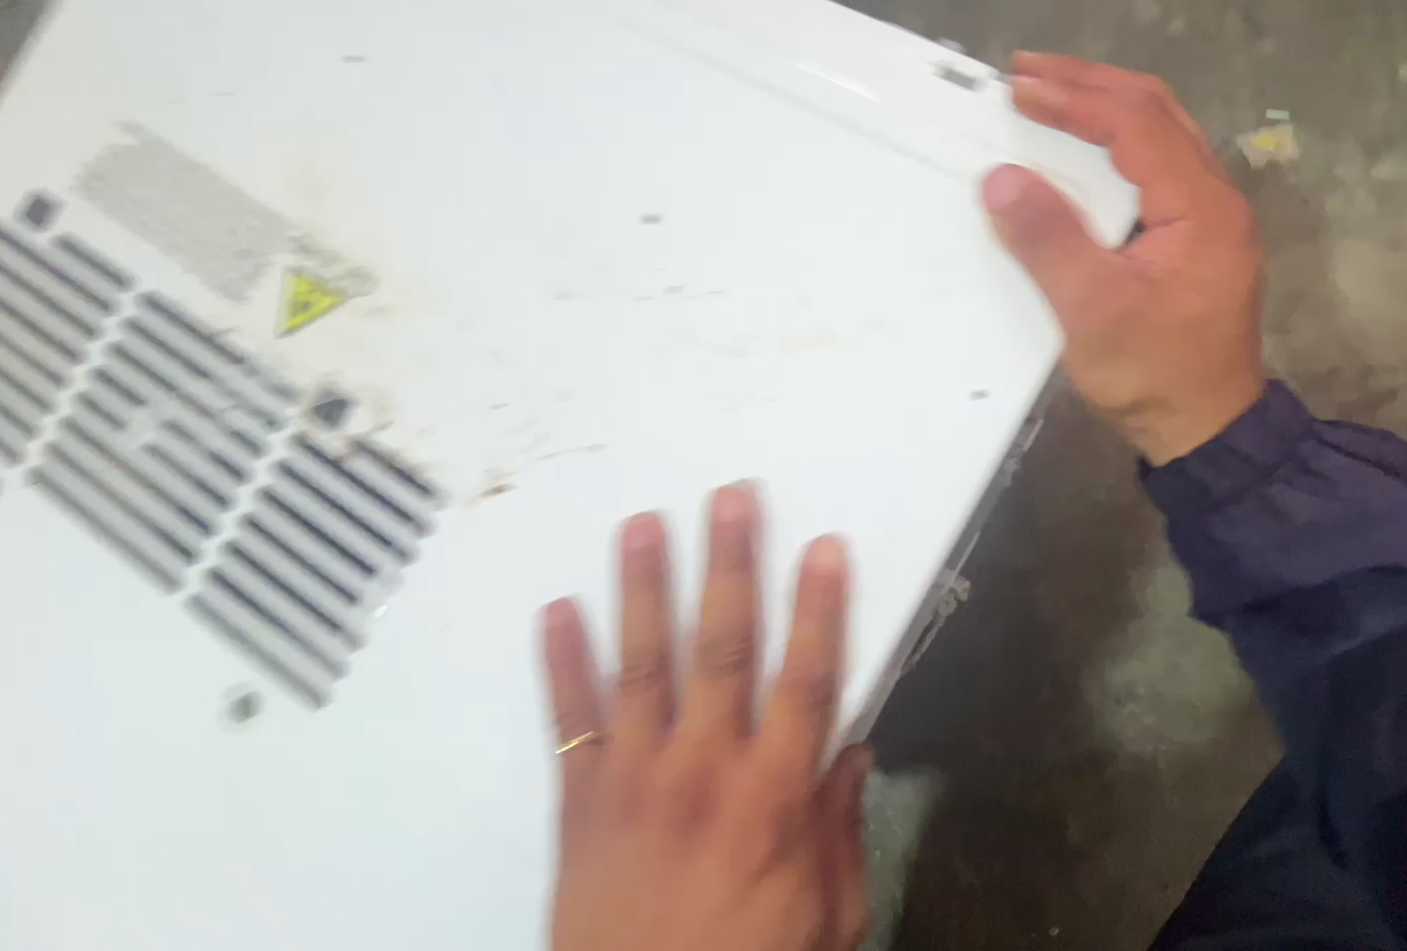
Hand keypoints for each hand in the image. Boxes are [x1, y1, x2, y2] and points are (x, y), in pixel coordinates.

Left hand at [541, 482, 870, 950]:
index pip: (806, 681)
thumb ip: (839, 827)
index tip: (824, 547)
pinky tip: (554, 608)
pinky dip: (560, 662)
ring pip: (643, 664)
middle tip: (729, 498)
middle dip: (729, 566)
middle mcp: (704, 769)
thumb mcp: (829, 916)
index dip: (819, 608)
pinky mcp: (580, 800)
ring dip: (643, 588)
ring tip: (642, 524)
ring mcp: (635, 778)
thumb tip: (852, 748)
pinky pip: (569, 720)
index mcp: (774, 796)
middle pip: (722, 648)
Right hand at [984, 51, 1266, 464]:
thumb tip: (1000, 179)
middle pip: (1157, 113)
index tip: (1018, 86)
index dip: (1075, 98)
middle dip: (1090, 84)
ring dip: (1104, 110)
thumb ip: (1049, 241)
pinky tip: (1081, 154)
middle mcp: (1215, 200)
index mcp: (1200, 207)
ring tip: (1049, 98)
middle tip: (1028, 73)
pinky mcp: (1193, 242)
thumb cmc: (1152, 375)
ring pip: (1161, 136)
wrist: (1204, 431)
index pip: (1137, 124)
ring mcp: (1208, 221)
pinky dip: (1114, 148)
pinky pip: (1155, 170)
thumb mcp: (1092, 312)